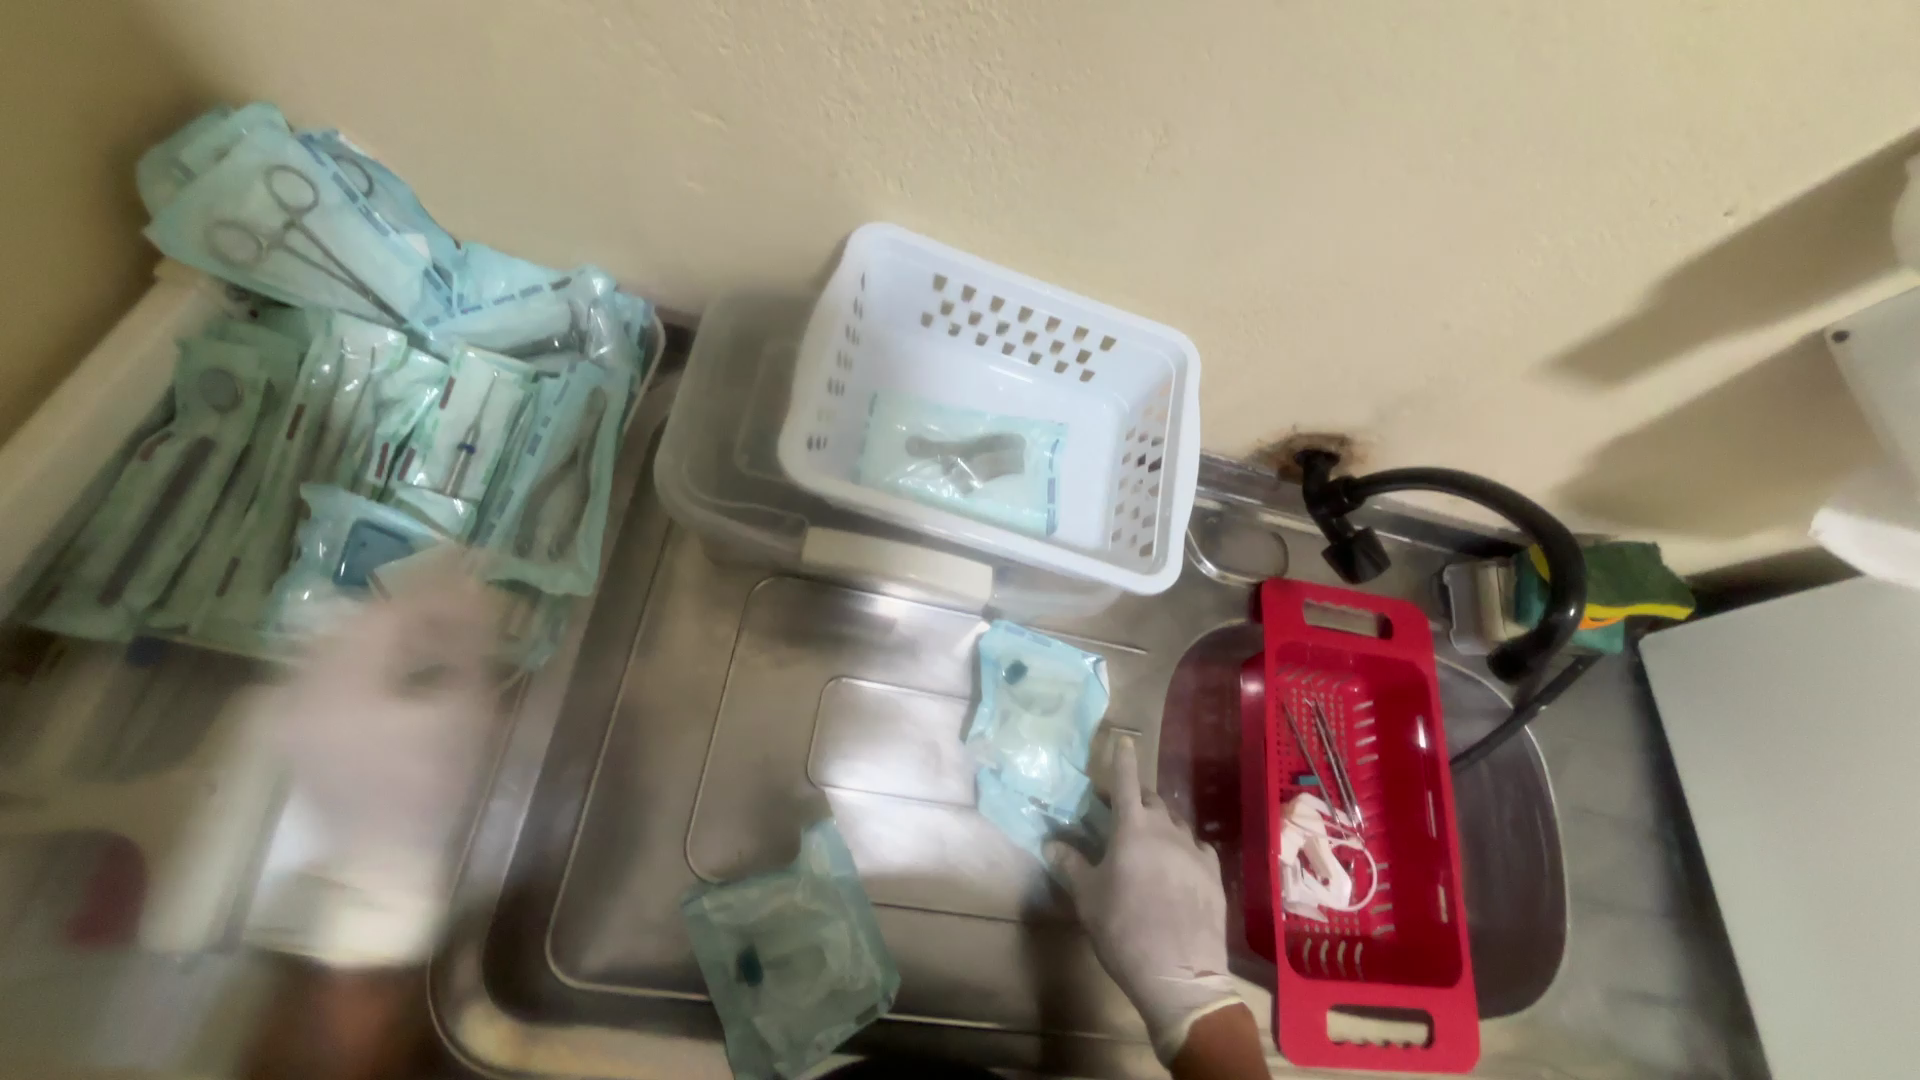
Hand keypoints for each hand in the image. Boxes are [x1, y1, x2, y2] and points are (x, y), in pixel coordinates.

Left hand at [246, 570, 500, 966]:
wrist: (387, 856)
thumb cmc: (437, 785)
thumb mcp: (466, 710)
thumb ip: (471, 644)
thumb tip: (482, 590)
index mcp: (344, 686)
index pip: (389, 613)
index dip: (435, 590)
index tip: (472, 575)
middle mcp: (300, 687)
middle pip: (358, 620)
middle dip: (412, 605)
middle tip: (458, 599)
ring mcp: (286, 707)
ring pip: (338, 640)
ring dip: (388, 628)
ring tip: (434, 628)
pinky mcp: (287, 723)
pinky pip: (323, 666)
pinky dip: (364, 654)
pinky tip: (399, 662)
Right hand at [1047, 736, 1243, 1063]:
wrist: (1179, 974)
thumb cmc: (1123, 929)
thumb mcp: (1087, 897)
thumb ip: (1070, 864)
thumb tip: (1049, 843)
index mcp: (1133, 828)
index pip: (1125, 781)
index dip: (1122, 758)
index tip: (1123, 738)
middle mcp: (1167, 830)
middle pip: (1152, 800)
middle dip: (1137, 796)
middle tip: (1121, 809)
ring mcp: (1195, 852)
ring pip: (1176, 824)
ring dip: (1161, 823)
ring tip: (1150, 841)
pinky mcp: (1214, 875)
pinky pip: (1198, 848)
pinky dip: (1185, 848)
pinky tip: (1179, 864)